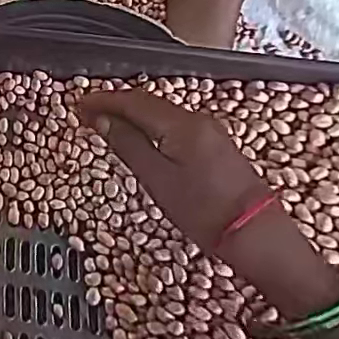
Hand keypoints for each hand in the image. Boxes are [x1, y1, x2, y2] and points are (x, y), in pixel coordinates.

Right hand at [77, 88, 338, 315]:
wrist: (260, 238)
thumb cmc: (203, 211)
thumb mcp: (156, 178)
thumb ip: (127, 143)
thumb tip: (101, 119)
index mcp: (182, 124)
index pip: (133, 101)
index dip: (102, 100)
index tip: (77, 104)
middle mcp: (198, 120)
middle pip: (147, 103)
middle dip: (114, 104)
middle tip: (84, 113)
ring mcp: (210, 133)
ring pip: (160, 114)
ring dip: (130, 115)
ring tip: (104, 123)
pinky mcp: (215, 148)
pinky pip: (173, 126)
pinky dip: (149, 126)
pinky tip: (137, 136)